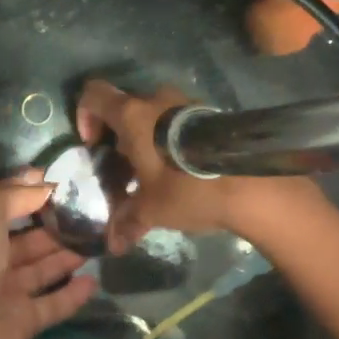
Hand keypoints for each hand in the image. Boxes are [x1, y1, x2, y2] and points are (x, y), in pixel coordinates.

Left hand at [0, 175, 98, 338]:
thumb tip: (43, 180)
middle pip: (30, 238)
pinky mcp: (24, 322)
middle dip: (57, 225)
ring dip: (67, 255)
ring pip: (43, 268)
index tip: (70, 181)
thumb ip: (16, 193)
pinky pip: (53, 304)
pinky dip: (72, 294)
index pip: (10, 204)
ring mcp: (8, 291)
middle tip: (94, 214)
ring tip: (99, 241)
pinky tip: (94, 281)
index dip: (35, 192)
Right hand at [76, 79, 325, 252]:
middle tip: (127, 171)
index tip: (95, 145)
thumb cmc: (188, 189)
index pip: (94, 93)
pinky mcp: (209, 114)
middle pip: (125, 108)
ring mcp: (186, 103)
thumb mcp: (152, 210)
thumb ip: (127, 222)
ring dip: (148, 139)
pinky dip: (171, 141)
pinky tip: (183, 172)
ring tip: (156, 176)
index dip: (86, 115)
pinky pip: (178, 121)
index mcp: (133, 114)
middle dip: (120, 137)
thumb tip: (113, 244)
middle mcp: (156, 99)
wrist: (253, 185)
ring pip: (154, 115)